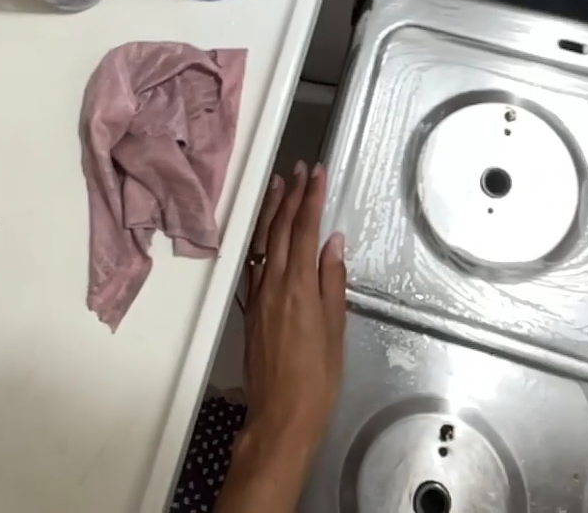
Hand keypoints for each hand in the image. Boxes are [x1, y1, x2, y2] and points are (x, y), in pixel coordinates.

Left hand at [221, 162, 345, 511]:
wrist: (280, 417)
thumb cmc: (316, 379)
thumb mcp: (336, 330)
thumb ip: (332, 282)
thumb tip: (334, 242)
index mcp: (298, 287)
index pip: (305, 230)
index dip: (311, 198)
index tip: (317, 173)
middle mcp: (273, 284)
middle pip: (281, 228)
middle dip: (292, 195)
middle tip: (300, 169)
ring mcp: (258, 294)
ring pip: (263, 240)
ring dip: (272, 209)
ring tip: (278, 184)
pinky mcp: (251, 307)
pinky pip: (254, 260)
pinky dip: (260, 236)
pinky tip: (265, 228)